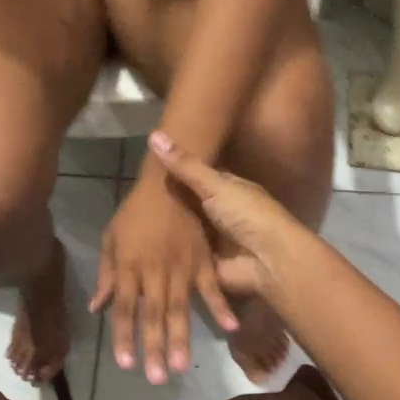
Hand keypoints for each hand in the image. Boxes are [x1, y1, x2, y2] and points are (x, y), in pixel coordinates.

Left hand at [91, 150, 238, 384]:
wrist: (169, 179)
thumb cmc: (136, 212)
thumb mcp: (111, 238)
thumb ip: (106, 274)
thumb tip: (97, 308)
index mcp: (129, 266)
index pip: (123, 308)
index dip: (124, 337)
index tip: (125, 365)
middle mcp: (154, 271)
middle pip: (152, 314)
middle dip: (153, 348)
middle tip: (155, 379)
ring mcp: (182, 267)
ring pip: (180, 307)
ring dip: (180, 338)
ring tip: (179, 366)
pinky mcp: (204, 259)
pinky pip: (212, 287)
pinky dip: (221, 306)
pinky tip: (230, 328)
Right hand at [152, 131, 311, 300]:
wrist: (267, 260)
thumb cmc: (248, 215)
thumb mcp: (216, 184)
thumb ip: (186, 165)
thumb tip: (153, 134)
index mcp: (227, 189)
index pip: (198, 176)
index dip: (176, 171)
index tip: (148, 166)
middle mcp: (220, 213)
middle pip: (188, 205)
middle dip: (167, 203)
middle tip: (135, 197)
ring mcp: (213, 240)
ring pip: (184, 232)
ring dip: (165, 231)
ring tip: (131, 222)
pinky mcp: (206, 265)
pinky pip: (183, 258)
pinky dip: (168, 255)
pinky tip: (142, 248)